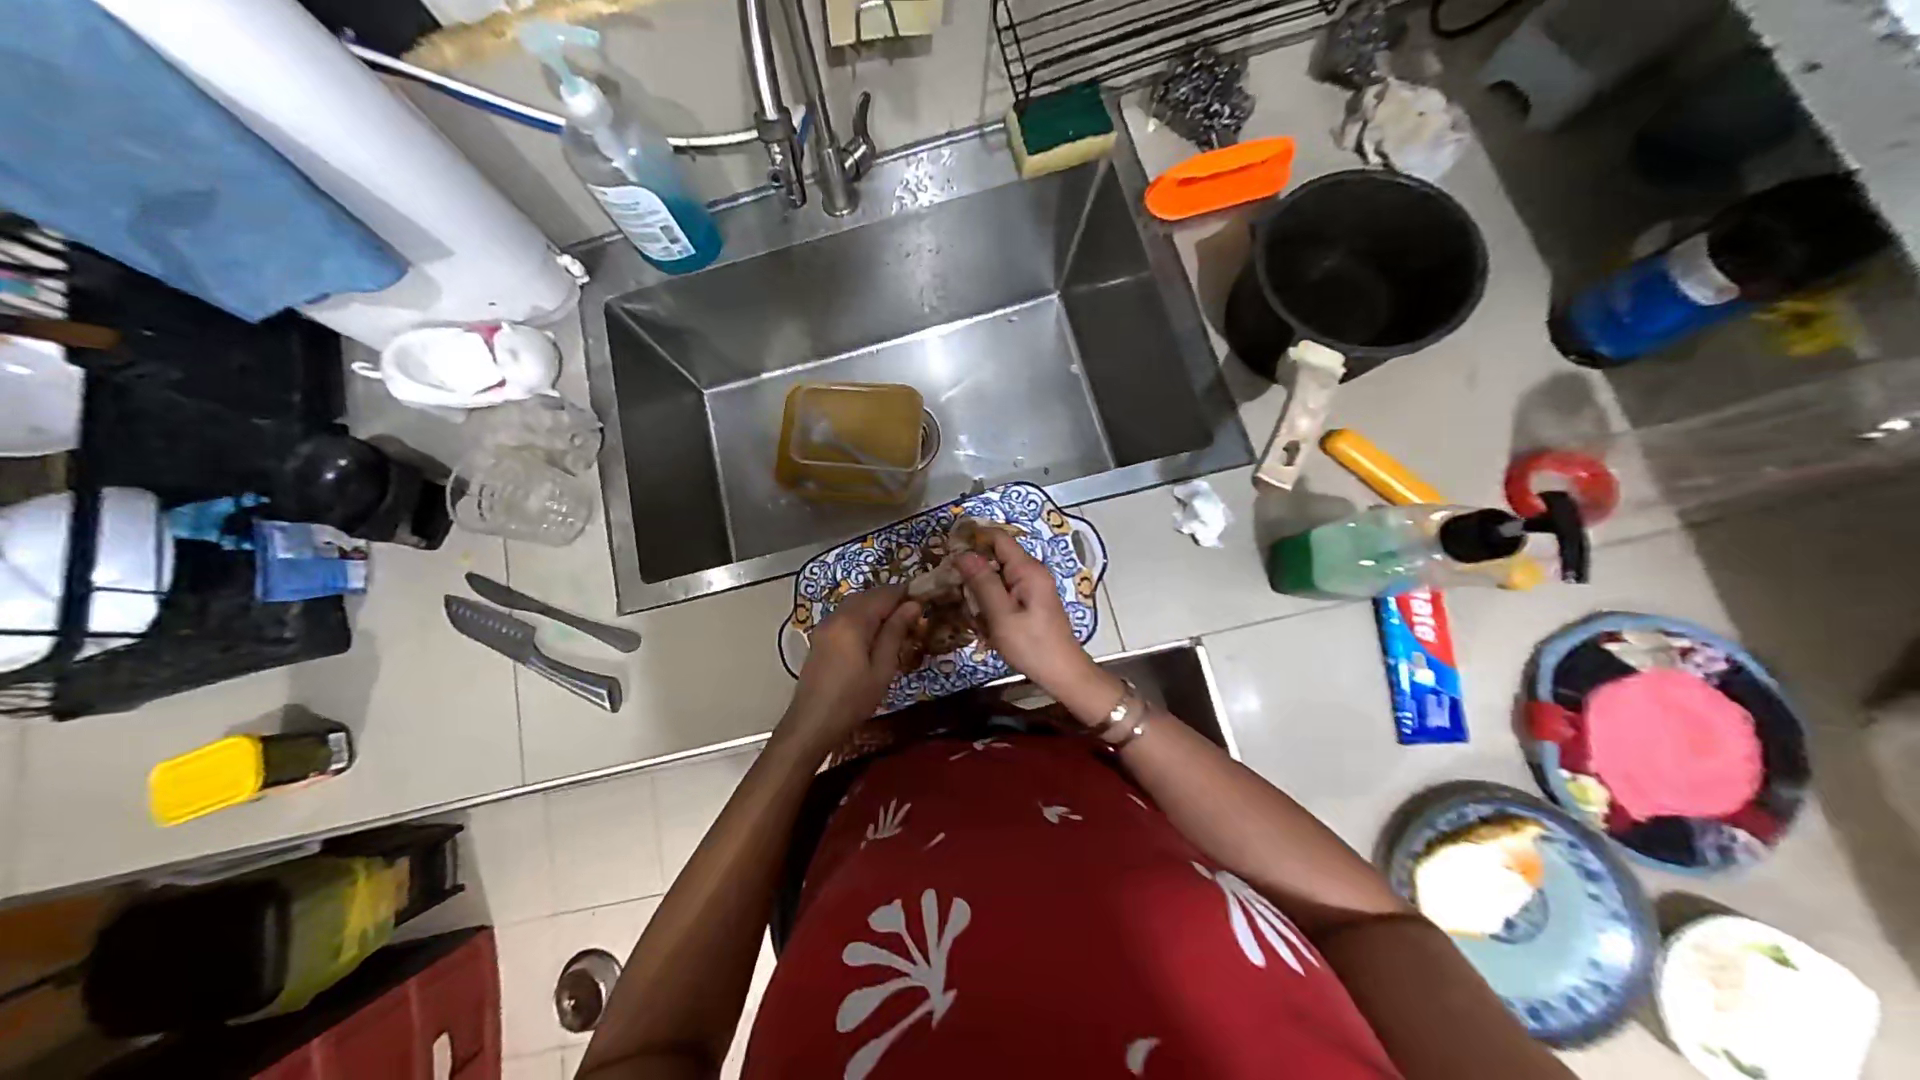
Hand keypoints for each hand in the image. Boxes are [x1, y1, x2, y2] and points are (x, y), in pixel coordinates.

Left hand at [783, 584, 920, 749]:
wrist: (812, 723)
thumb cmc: (852, 699)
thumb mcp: (882, 668)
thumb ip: (896, 632)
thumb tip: (913, 605)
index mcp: (853, 621)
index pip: (884, 594)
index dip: (906, 595)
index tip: (924, 606)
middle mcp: (836, 616)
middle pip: (868, 596)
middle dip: (891, 601)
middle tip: (914, 618)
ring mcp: (825, 626)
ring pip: (855, 605)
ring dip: (876, 608)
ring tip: (898, 626)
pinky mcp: (820, 638)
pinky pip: (845, 616)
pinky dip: (863, 618)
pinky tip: (874, 636)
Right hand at [956, 532, 1107, 705]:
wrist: (1062, 673)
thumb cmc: (1031, 645)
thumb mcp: (1001, 615)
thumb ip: (982, 582)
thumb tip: (963, 554)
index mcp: (1027, 570)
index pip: (998, 538)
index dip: (973, 538)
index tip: (948, 550)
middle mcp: (1032, 573)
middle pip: (997, 557)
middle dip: (973, 569)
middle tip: (951, 586)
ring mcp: (1033, 588)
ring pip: (998, 577)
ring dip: (981, 590)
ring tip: (969, 611)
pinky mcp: (1031, 603)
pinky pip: (1005, 593)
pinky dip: (991, 603)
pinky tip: (984, 623)